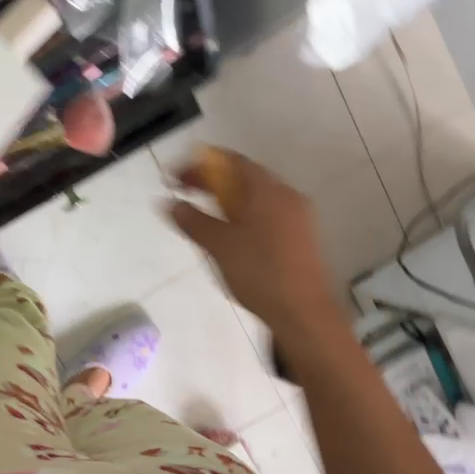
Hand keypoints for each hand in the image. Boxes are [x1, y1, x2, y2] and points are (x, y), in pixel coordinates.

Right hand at [166, 148, 338, 333]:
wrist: (303, 311)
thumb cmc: (260, 273)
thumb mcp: (219, 246)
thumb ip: (194, 222)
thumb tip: (171, 204)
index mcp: (268, 190)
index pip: (231, 161)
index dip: (200, 164)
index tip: (175, 178)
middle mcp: (286, 196)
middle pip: (245, 178)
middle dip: (212, 184)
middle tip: (185, 196)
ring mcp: (297, 218)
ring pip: (257, 200)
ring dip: (227, 203)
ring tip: (204, 219)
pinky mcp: (300, 239)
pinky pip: (266, 217)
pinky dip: (243, 218)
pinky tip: (231, 239)